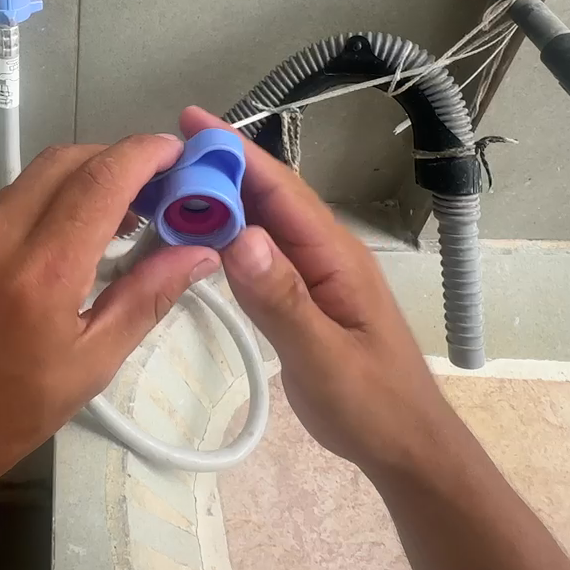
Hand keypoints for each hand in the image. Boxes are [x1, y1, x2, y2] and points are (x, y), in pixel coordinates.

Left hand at [0, 135, 222, 498]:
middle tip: (155, 190)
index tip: (179, 154)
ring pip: (35, 174)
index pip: (102, 179)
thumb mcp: (90, 366)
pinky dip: (48, 196)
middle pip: (67, 159)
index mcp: (42, 271)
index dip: (146, 154)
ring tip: (119, 214)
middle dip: (117, 158)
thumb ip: (146, 298)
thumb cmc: (4, 417)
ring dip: (82, 175)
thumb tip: (199, 253)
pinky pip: (9, 196)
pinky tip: (67, 233)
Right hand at [178, 106, 455, 478]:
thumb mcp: (325, 359)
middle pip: (268, 194)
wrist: (407, 448)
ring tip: (170, 179)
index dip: (235, 152)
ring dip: (220, 194)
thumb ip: (282, 300)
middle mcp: (323, 250)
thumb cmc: (373, 406)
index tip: (190, 121)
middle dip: (220, 164)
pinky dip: (226, 230)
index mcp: (334, 254)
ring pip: (261, 218)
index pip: (279, 189)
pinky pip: (259, 247)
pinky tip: (200, 230)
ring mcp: (312, 270)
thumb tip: (239, 236)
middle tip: (163, 150)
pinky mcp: (300, 290)